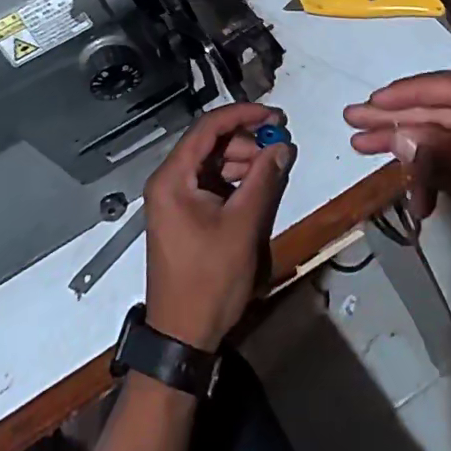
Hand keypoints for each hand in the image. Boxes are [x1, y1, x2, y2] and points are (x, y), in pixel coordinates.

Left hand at [142, 103, 295, 350]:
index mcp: (172, 179)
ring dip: (243, 158)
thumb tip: (281, 146)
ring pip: (212, 161)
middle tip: (278, 144)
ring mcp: (174, 199)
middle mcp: (168, 182)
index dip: (242, 114)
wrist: (183, 335)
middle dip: (246, 139)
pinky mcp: (184, 214)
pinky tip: (258, 185)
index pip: (207, 128)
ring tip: (272, 166)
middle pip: (209, 143)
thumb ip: (263, 179)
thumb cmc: (209, 279)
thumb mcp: (242, 225)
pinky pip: (211, 182)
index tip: (273, 115)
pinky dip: (235, 178)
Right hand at [343, 72, 450, 282]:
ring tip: (366, 148)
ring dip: (411, 141)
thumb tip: (401, 136)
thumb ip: (450, 166)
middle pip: (449, 109)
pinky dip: (435, 167)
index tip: (372, 104)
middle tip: (355, 124)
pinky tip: (412, 186)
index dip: (411, 93)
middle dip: (401, 116)